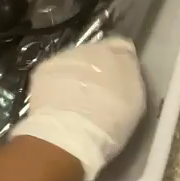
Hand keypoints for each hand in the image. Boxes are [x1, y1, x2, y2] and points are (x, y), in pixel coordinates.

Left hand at [11, 38, 145, 180]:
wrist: (71, 133)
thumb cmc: (113, 119)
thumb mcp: (136, 97)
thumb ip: (131, 76)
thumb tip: (125, 68)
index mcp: (121, 53)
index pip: (124, 47)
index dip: (123, 62)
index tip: (122, 78)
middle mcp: (93, 47)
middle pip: (97, 52)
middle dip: (97, 68)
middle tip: (99, 91)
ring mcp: (66, 57)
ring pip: (74, 61)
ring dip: (76, 74)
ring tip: (75, 98)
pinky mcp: (43, 70)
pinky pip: (55, 72)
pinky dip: (57, 82)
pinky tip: (58, 100)